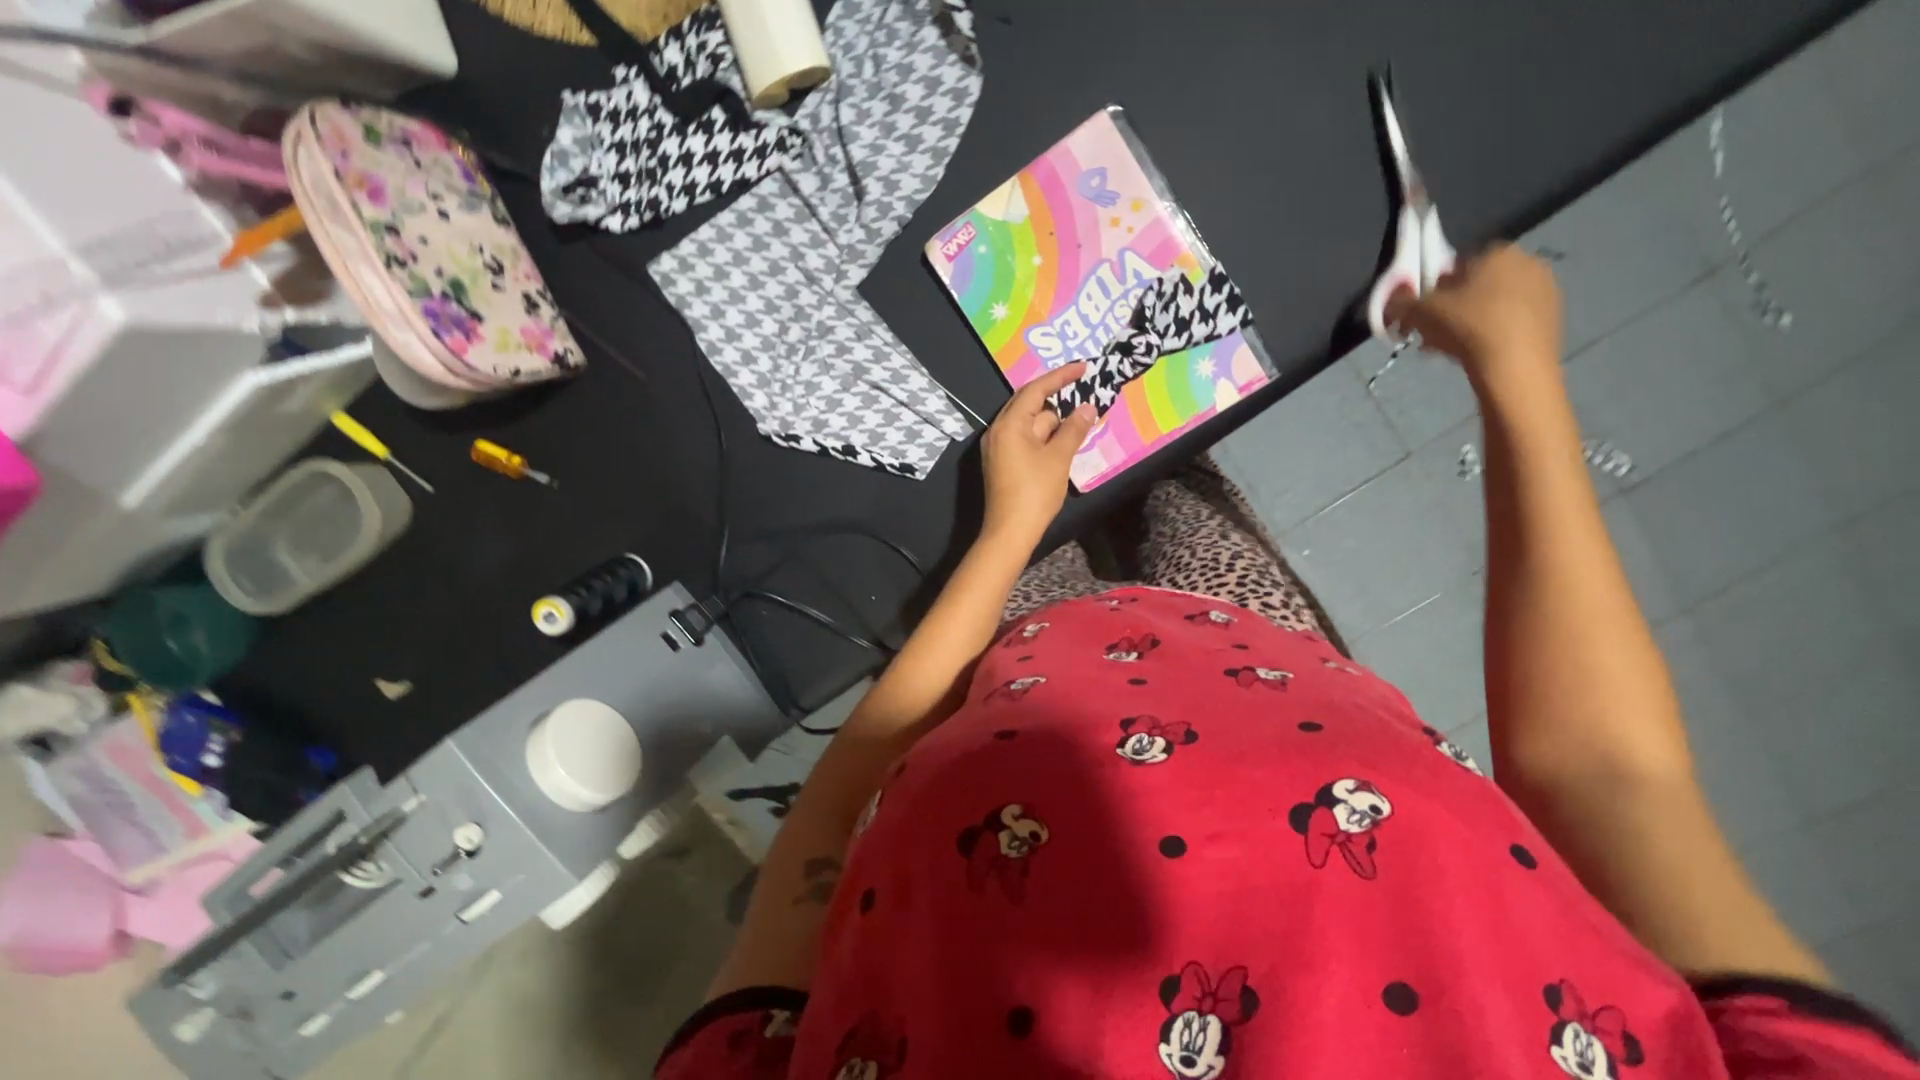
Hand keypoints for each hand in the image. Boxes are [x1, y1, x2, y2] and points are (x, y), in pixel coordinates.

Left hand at [979, 361, 1096, 546]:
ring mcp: (998, 447)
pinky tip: (1062, 442)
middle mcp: (998, 430)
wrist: (1010, 532)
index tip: (1083, 367)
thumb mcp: (1059, 458)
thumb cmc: (1034, 492)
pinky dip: (1044, 437)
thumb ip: (1074, 429)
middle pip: (1030, 404)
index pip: (1036, 390)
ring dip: (1053, 422)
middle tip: (1083, 393)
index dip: (1061, 376)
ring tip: (1079, 424)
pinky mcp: (1002, 463)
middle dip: (1057, 399)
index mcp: (1009, 424)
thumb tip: (1088, 407)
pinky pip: (1025, 439)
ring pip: (1030, 424)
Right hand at [1385, 244, 1563, 390]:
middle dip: (1455, 306)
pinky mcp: (1556, 316)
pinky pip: (1515, 320)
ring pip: (1496, 303)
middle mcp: (1527, 261)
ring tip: (1454, 349)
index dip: (1435, 290)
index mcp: (1496, 251)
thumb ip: (1401, 303)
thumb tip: (1393, 302)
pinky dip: (1496, 332)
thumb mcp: (1420, 313)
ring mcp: (1546, 289)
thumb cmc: (1467, 327)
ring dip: (1473, 321)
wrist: (1516, 366)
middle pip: (1478, 284)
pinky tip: (1480, 354)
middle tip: (1436, 334)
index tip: (1424, 313)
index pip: (1456, 265)